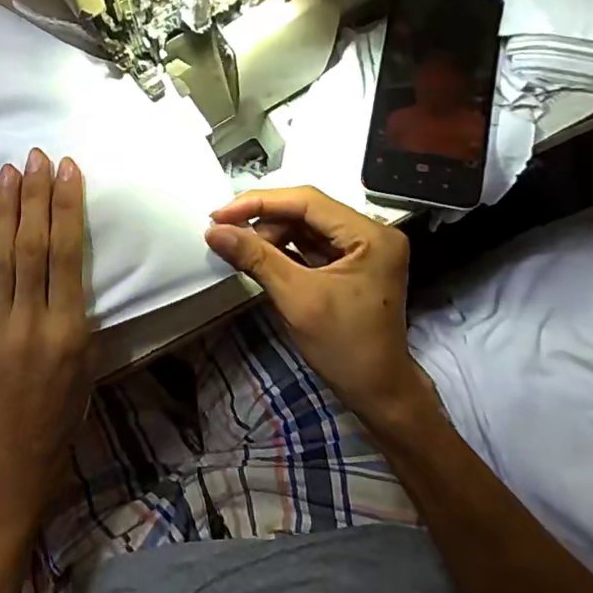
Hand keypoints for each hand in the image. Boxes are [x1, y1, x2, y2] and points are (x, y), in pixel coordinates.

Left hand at [0, 149, 92, 524]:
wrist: (20, 448)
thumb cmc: (67, 404)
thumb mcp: (91, 358)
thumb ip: (80, 309)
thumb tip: (69, 258)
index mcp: (69, 328)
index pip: (67, 255)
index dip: (66, 208)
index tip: (66, 169)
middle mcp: (31, 321)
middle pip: (32, 247)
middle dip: (34, 197)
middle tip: (34, 157)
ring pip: (0, 259)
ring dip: (4, 212)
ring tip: (7, 173)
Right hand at [204, 186, 432, 425]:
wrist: (378, 391)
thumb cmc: (344, 347)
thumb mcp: (296, 298)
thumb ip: (256, 258)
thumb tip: (215, 231)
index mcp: (370, 235)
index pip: (307, 201)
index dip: (259, 203)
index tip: (220, 214)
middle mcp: (371, 233)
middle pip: (307, 211)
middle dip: (264, 220)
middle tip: (227, 234)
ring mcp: (362, 249)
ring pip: (306, 227)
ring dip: (270, 235)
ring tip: (239, 249)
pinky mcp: (351, 265)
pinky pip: (311, 246)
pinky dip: (283, 249)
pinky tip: (257, 256)